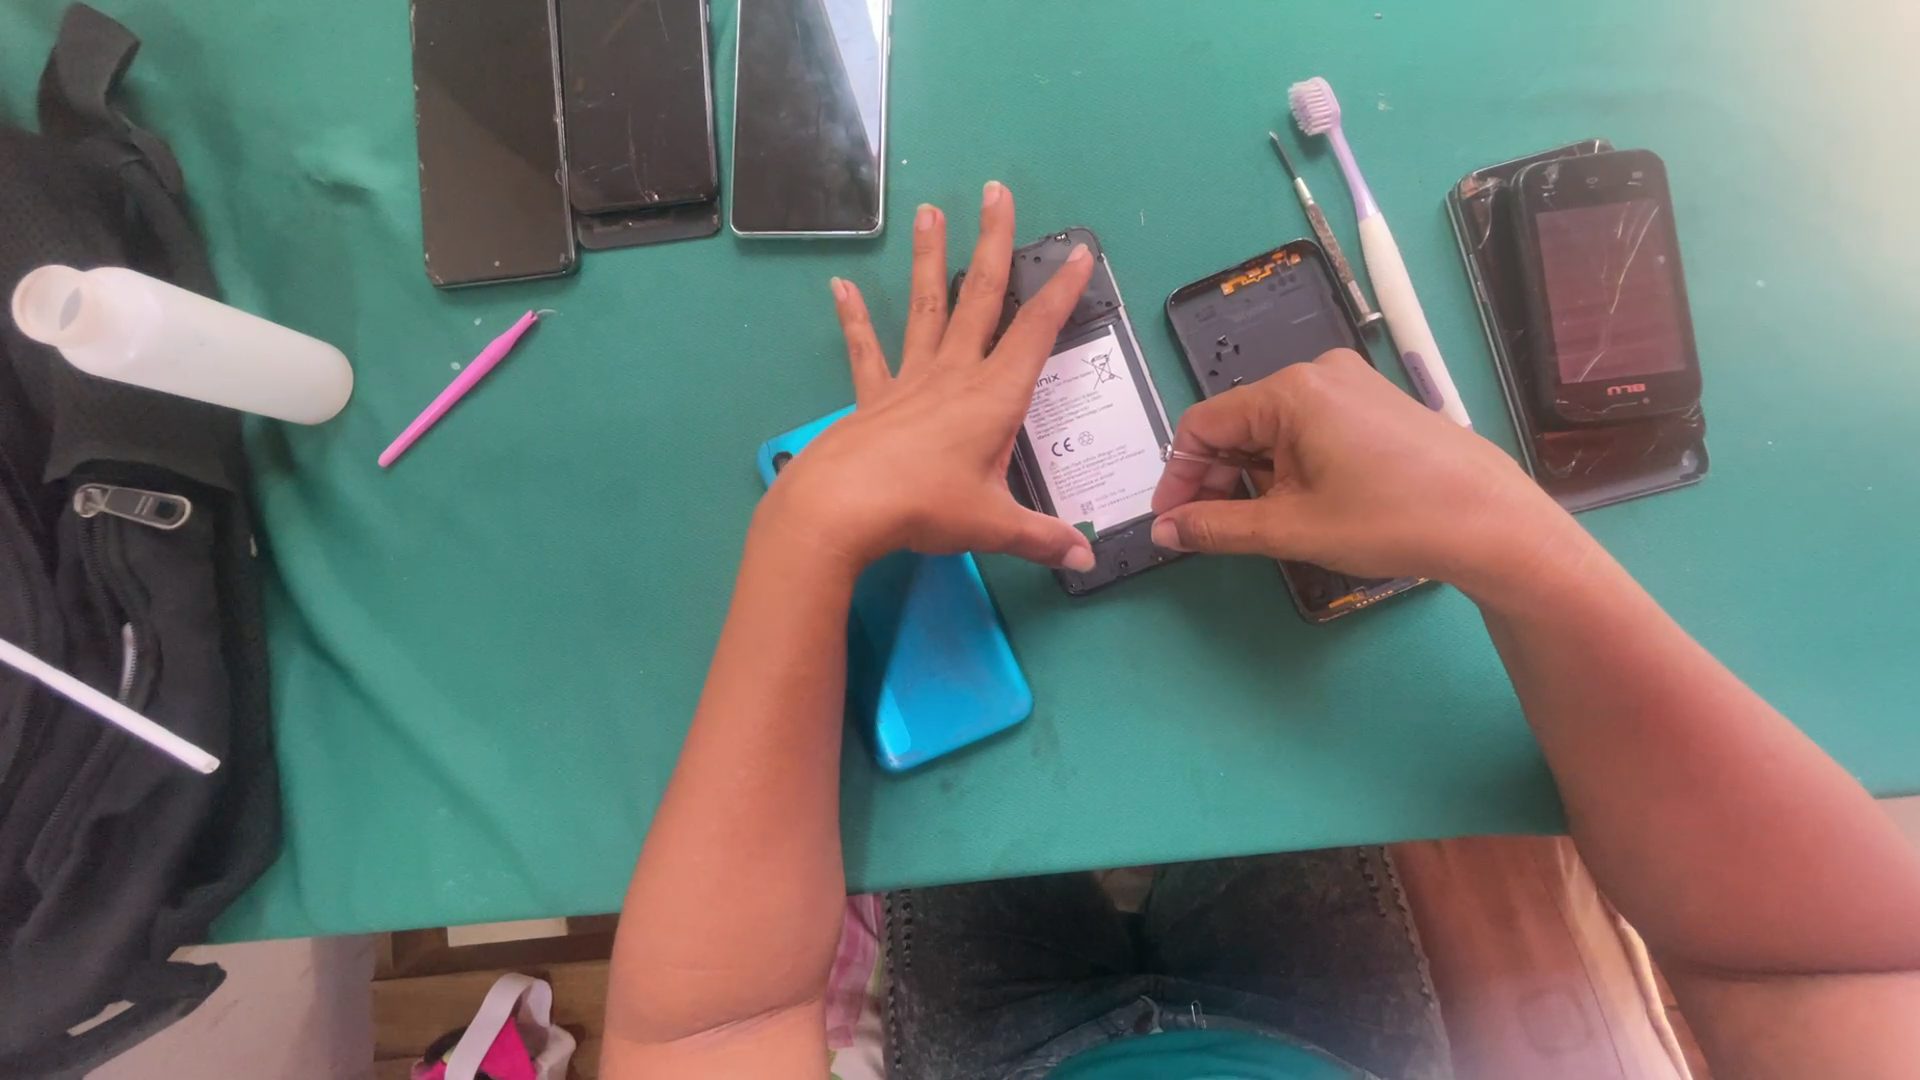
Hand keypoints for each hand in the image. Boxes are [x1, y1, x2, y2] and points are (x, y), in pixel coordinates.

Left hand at [759, 182, 1097, 574]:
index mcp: (994, 396)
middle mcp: (955, 374)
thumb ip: (1042, 539)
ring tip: (928, 211)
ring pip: (927, 308)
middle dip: (995, 243)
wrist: (843, 508)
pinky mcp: (874, 396)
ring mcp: (910, 379)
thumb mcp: (993, 526)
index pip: (1038, 332)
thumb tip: (1086, 560)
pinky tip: (839, 287)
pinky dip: (853, 320)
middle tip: (996, 192)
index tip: (1079, 252)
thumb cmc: (925, 508)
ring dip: (930, 259)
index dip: (1062, 291)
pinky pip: (866, 351)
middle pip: (981, 297)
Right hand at [1148, 349, 1582, 597]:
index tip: (1172, 520)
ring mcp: (1349, 386)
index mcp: (1290, 391)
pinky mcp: (1371, 405)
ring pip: (1269, 431)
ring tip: (1256, 523)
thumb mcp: (1289, 527)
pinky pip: (1304, 431)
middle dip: (1214, 479)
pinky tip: (1295, 502)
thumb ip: (1215, 526)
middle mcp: (1316, 374)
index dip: (1178, 476)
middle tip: (1208, 530)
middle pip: (1235, 425)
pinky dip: (1285, 467)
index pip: (1202, 425)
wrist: (1497, 526)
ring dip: (1250, 476)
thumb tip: (1164, 531)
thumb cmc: (1388, 520)